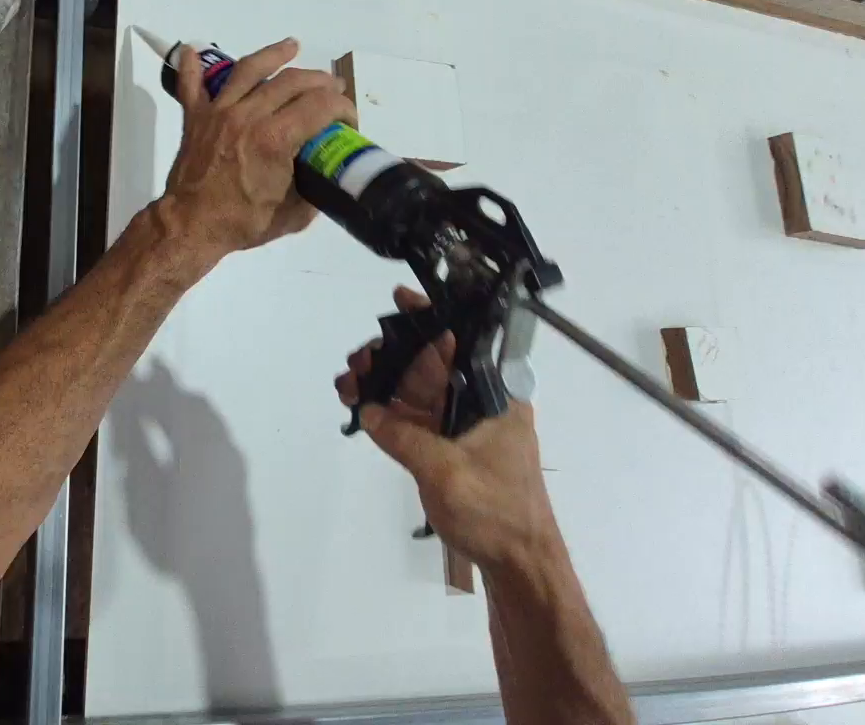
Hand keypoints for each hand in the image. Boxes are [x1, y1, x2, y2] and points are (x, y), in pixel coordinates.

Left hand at [159, 38, 356, 257]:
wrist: (190, 226)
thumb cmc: (241, 224)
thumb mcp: (292, 215)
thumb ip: (314, 191)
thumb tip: (327, 176)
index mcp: (275, 140)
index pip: (320, 107)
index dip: (343, 109)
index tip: (348, 120)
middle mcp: (248, 116)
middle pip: (291, 82)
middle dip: (320, 81)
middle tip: (332, 88)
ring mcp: (218, 112)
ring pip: (248, 70)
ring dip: (274, 55)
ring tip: (291, 46)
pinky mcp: (195, 118)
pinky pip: (191, 85)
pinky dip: (191, 66)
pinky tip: (192, 50)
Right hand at [336, 287, 560, 570]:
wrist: (517, 565)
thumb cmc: (496, 512)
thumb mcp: (447, 472)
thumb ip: (405, 437)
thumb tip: (369, 411)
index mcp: (494, 397)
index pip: (462, 344)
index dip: (432, 318)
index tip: (400, 298)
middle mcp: (475, 402)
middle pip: (427, 363)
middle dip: (390, 355)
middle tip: (357, 362)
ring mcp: (456, 424)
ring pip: (411, 388)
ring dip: (379, 381)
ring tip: (346, 383)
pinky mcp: (441, 445)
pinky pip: (406, 416)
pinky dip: (381, 408)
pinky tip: (355, 402)